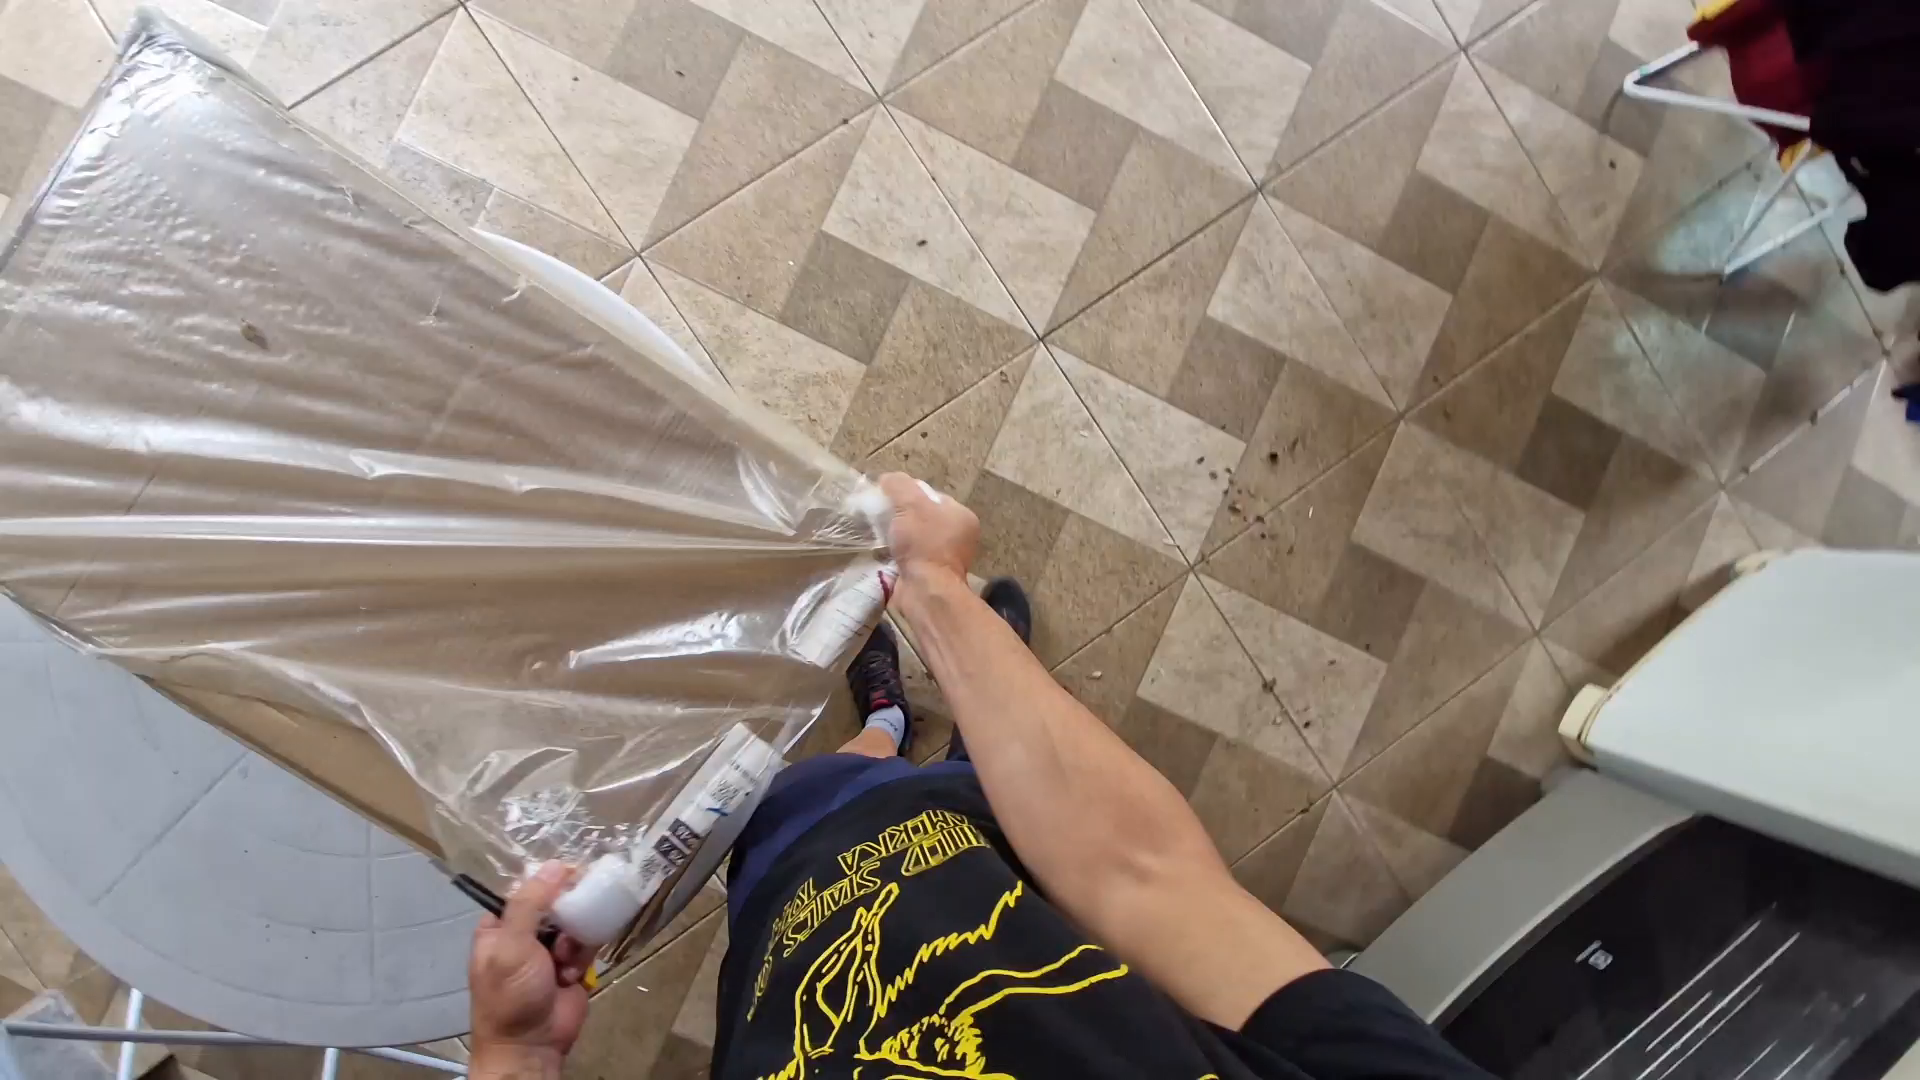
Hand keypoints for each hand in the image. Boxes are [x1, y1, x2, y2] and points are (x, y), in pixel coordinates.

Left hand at [469, 863, 591, 1078]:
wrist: (532, 1046)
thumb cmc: (511, 997)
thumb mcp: (511, 947)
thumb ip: (529, 904)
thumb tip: (554, 863)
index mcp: (500, 927)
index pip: (526, 889)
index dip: (547, 879)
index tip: (569, 874)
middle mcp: (524, 934)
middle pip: (557, 900)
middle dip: (568, 912)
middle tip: (569, 921)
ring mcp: (550, 948)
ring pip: (577, 918)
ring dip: (577, 937)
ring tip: (566, 959)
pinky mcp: (573, 962)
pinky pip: (589, 939)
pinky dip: (585, 953)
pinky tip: (573, 972)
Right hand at [877, 473, 978, 586]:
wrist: (925, 591)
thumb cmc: (924, 543)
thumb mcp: (910, 504)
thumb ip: (898, 485)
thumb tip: (887, 479)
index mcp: (961, 516)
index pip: (931, 495)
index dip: (907, 493)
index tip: (887, 498)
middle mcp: (957, 536)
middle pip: (921, 516)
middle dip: (900, 515)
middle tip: (879, 515)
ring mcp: (944, 557)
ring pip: (913, 537)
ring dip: (896, 535)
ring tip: (877, 532)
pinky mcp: (930, 574)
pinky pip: (909, 555)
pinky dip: (895, 552)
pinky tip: (882, 550)